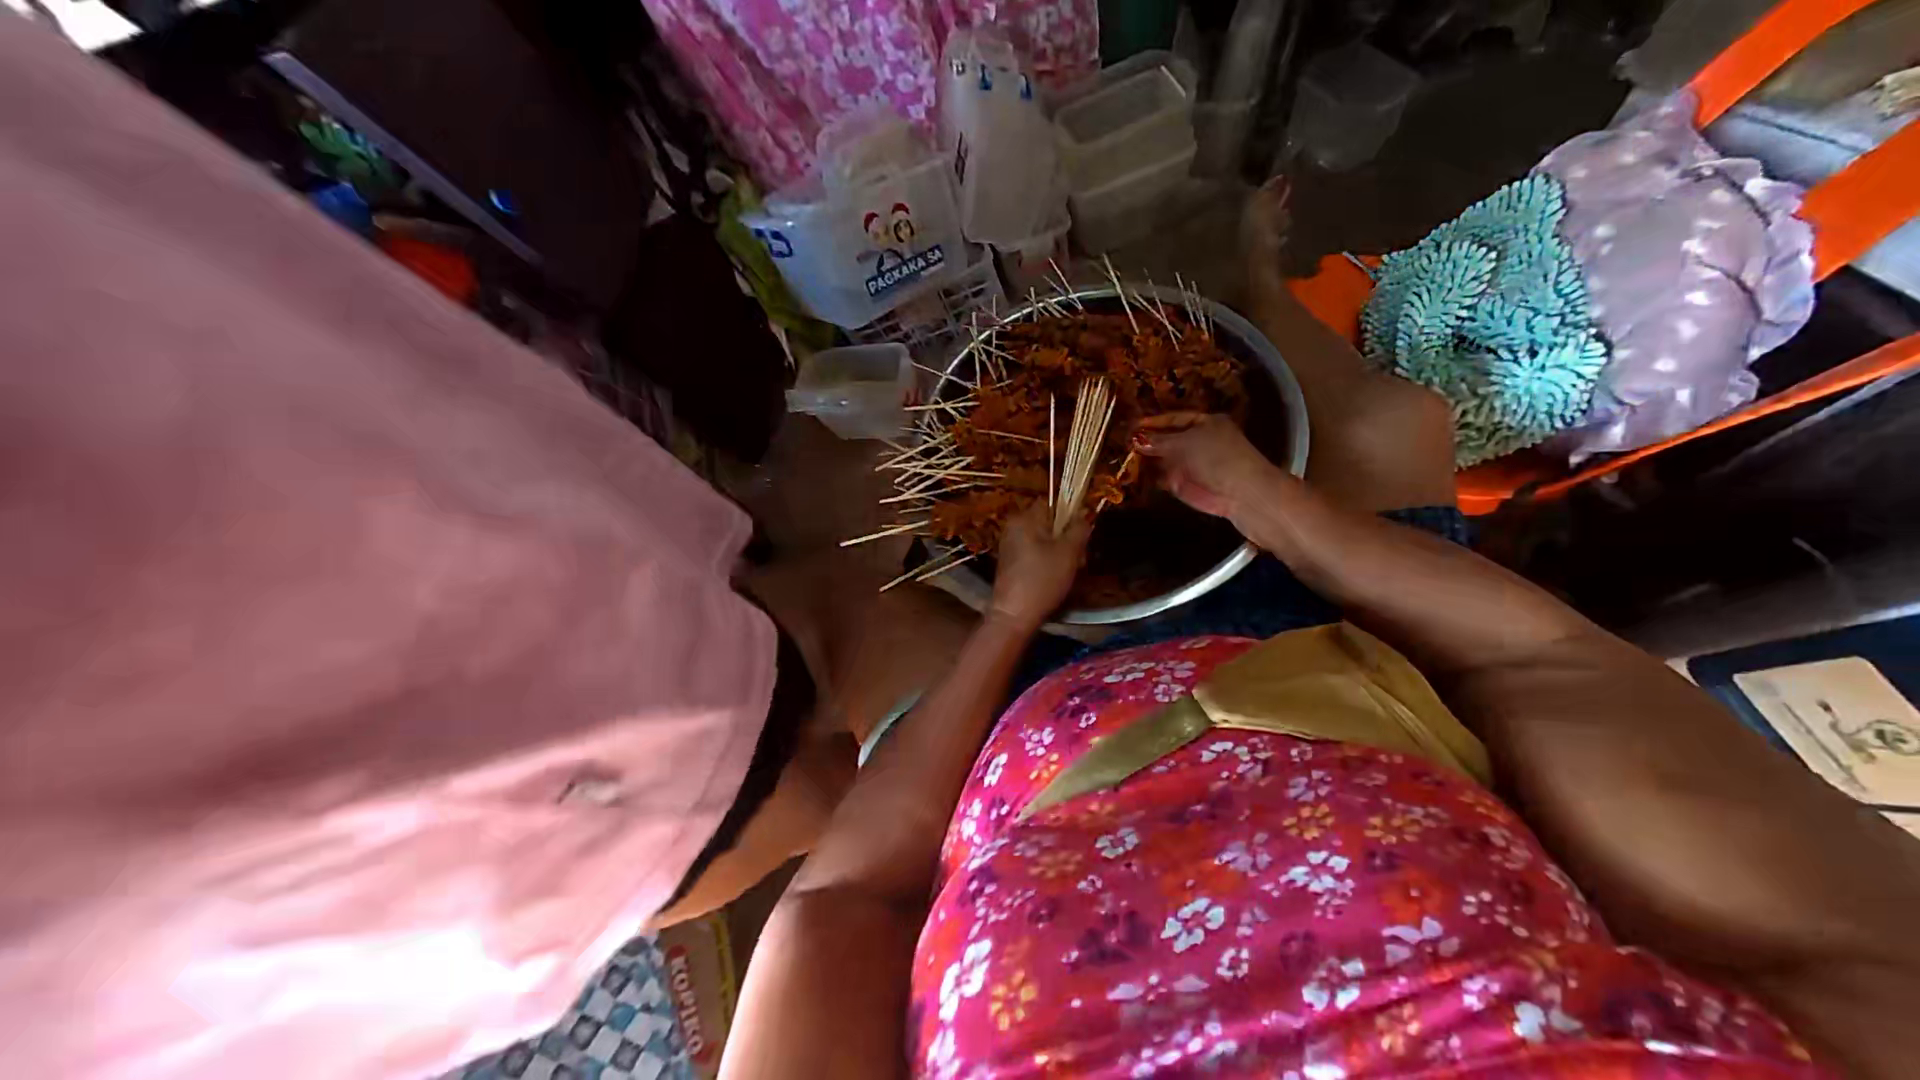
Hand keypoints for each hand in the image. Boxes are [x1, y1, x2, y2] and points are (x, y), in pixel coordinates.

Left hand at [990, 502, 1091, 628]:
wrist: (1014, 615)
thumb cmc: (1042, 580)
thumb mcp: (1068, 552)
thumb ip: (1079, 528)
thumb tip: (1084, 513)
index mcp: (1024, 518)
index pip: (1053, 503)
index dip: (1071, 514)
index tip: (1083, 532)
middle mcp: (1013, 527)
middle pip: (1049, 523)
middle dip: (1067, 537)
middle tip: (1080, 556)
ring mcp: (1010, 545)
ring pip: (1044, 539)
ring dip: (1060, 551)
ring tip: (1071, 569)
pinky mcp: (1011, 563)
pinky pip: (1034, 553)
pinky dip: (1048, 561)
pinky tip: (1056, 578)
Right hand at [1132, 413, 1285, 522]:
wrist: (1241, 493)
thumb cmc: (1218, 457)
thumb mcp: (1187, 442)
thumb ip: (1159, 440)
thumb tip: (1135, 439)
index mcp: (1204, 423)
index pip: (1173, 418)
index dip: (1152, 421)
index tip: (1129, 425)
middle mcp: (1195, 441)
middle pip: (1164, 438)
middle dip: (1144, 441)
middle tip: (1117, 441)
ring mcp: (1188, 464)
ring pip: (1160, 459)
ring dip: (1142, 459)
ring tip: (1116, 456)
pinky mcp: (1181, 485)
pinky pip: (1159, 478)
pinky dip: (1144, 477)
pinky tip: (1126, 474)